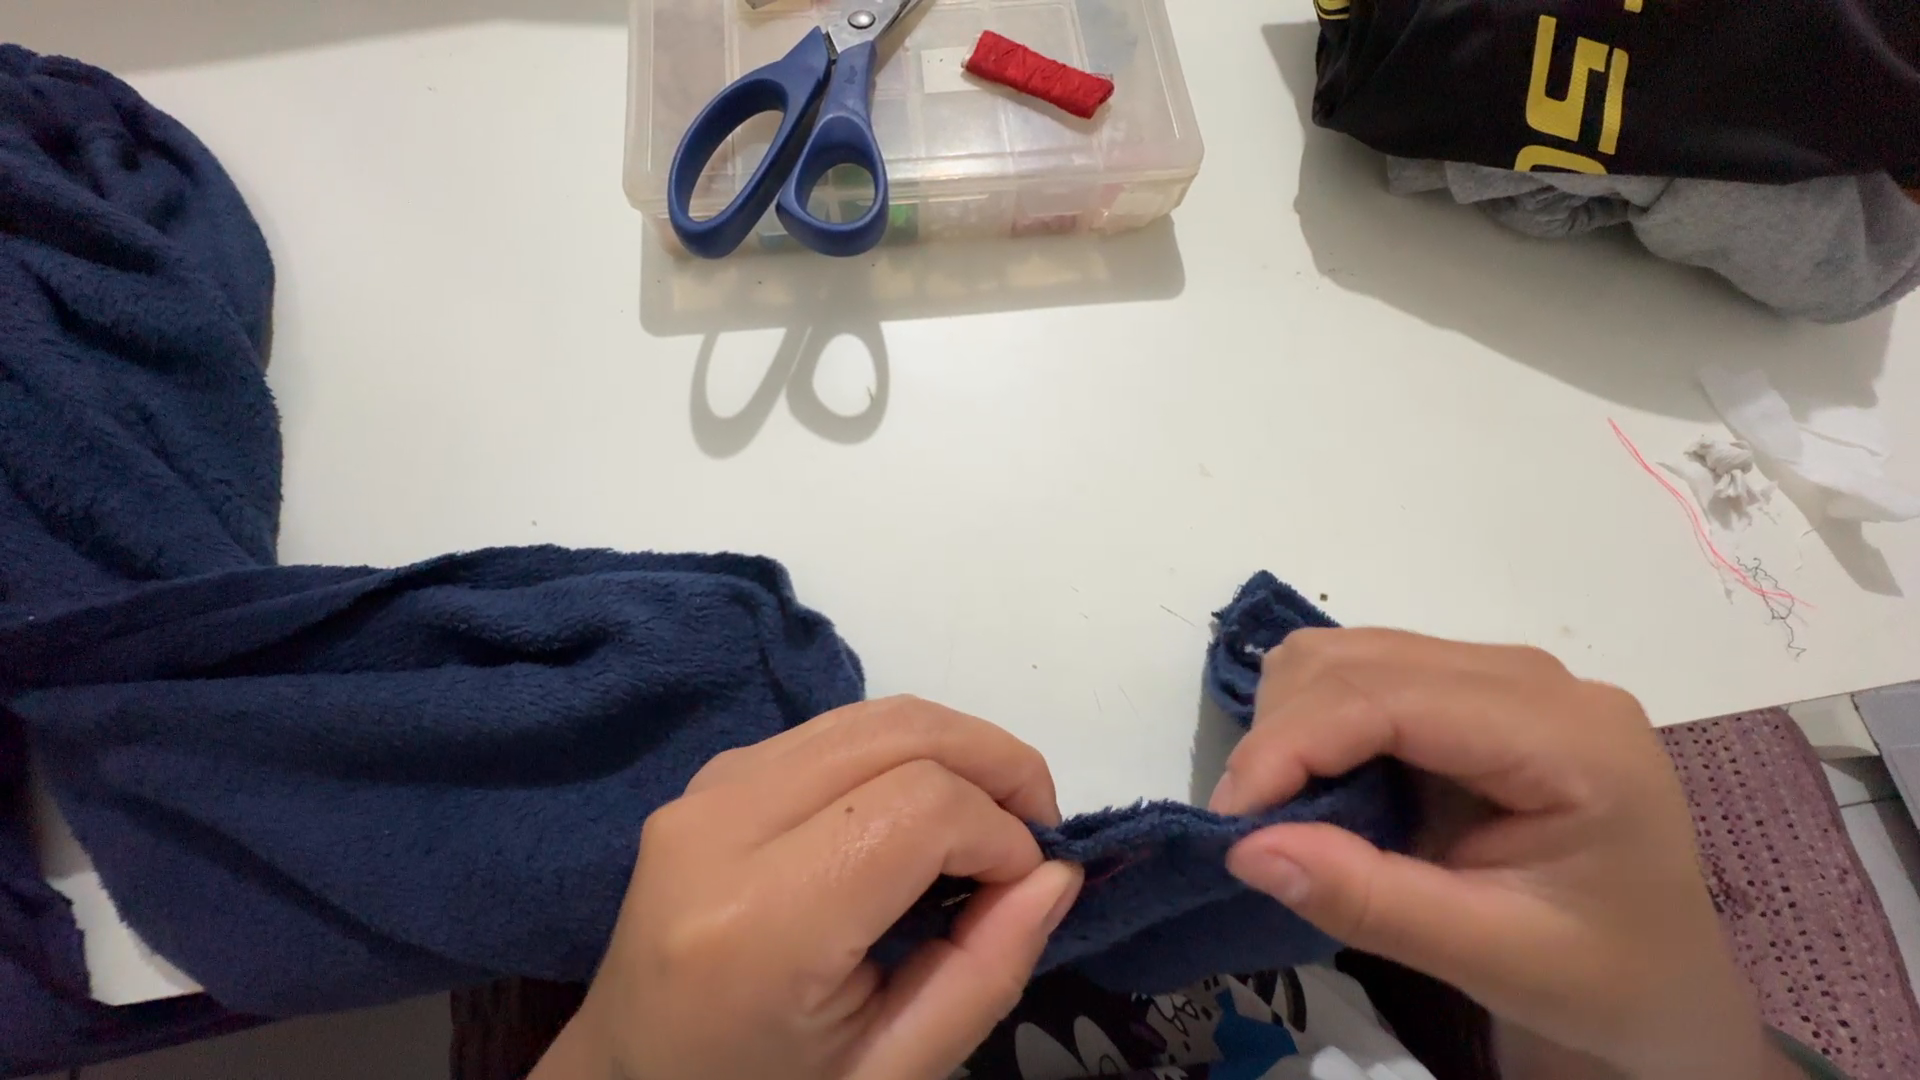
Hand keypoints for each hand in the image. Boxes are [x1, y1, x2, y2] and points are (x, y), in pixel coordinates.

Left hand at [532, 697, 1082, 1079]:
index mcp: (756, 923)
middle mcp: (721, 824)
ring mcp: (710, 785)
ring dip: (956, 746)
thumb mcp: (888, 1076)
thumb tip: (1055, 871)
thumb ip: (983, 972)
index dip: (999, 832)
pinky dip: (907, 749)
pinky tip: (924, 803)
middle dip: (994, 762)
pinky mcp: (717, 772)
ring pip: (874, 714)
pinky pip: (839, 729)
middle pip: (901, 731)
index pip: (918, 808)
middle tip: (1034, 824)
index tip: (1026, 883)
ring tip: (991, 810)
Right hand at [1211, 629, 1789, 1079]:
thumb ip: (1368, 901)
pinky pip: (1347, 668)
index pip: (1386, 699)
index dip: (1290, 745)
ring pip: (1336, 653)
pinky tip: (1322, 774)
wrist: (1659, 977)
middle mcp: (1528, 677)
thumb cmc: (1601, 980)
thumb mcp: (1494, 960)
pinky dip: (1306, 715)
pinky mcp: (1458, 681)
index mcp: (1567, 737)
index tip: (1231, 816)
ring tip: (1288, 801)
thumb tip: (1243, 847)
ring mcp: (1492, 670)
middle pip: (1349, 662)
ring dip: (1286, 721)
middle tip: (1253, 822)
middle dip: (1278, 737)